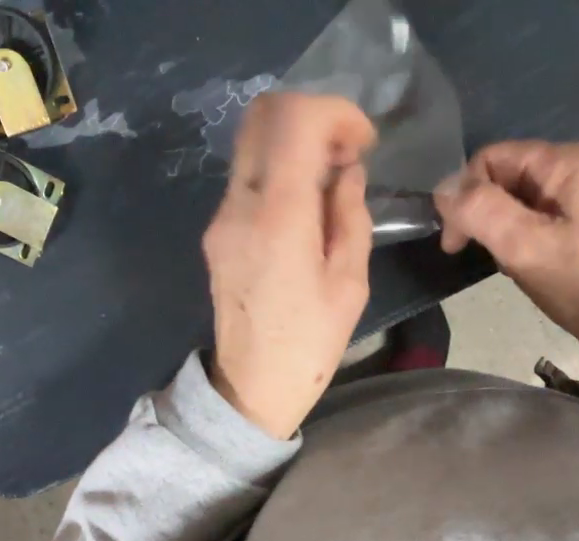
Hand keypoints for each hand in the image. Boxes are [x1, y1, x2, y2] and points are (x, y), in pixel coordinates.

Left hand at [203, 92, 375, 438]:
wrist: (249, 390)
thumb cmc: (309, 346)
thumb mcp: (349, 284)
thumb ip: (350, 216)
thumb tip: (346, 175)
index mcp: (279, 216)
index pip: (296, 119)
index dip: (337, 113)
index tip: (363, 142)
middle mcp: (240, 206)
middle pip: (263, 116)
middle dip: (312, 118)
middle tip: (344, 153)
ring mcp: (220, 219)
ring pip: (251, 145)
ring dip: (293, 144)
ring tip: (329, 182)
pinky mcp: (215, 235)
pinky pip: (245, 178)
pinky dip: (276, 171)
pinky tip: (303, 206)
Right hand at [435, 140, 578, 419]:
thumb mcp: (524, 246)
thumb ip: (479, 211)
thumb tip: (441, 188)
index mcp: (570, 160)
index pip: (492, 158)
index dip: (464, 197)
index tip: (455, 246)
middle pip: (508, 178)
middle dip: (487, 219)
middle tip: (494, 262)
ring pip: (522, 203)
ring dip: (505, 236)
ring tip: (517, 270)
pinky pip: (542, 221)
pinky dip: (526, 245)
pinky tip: (534, 272)